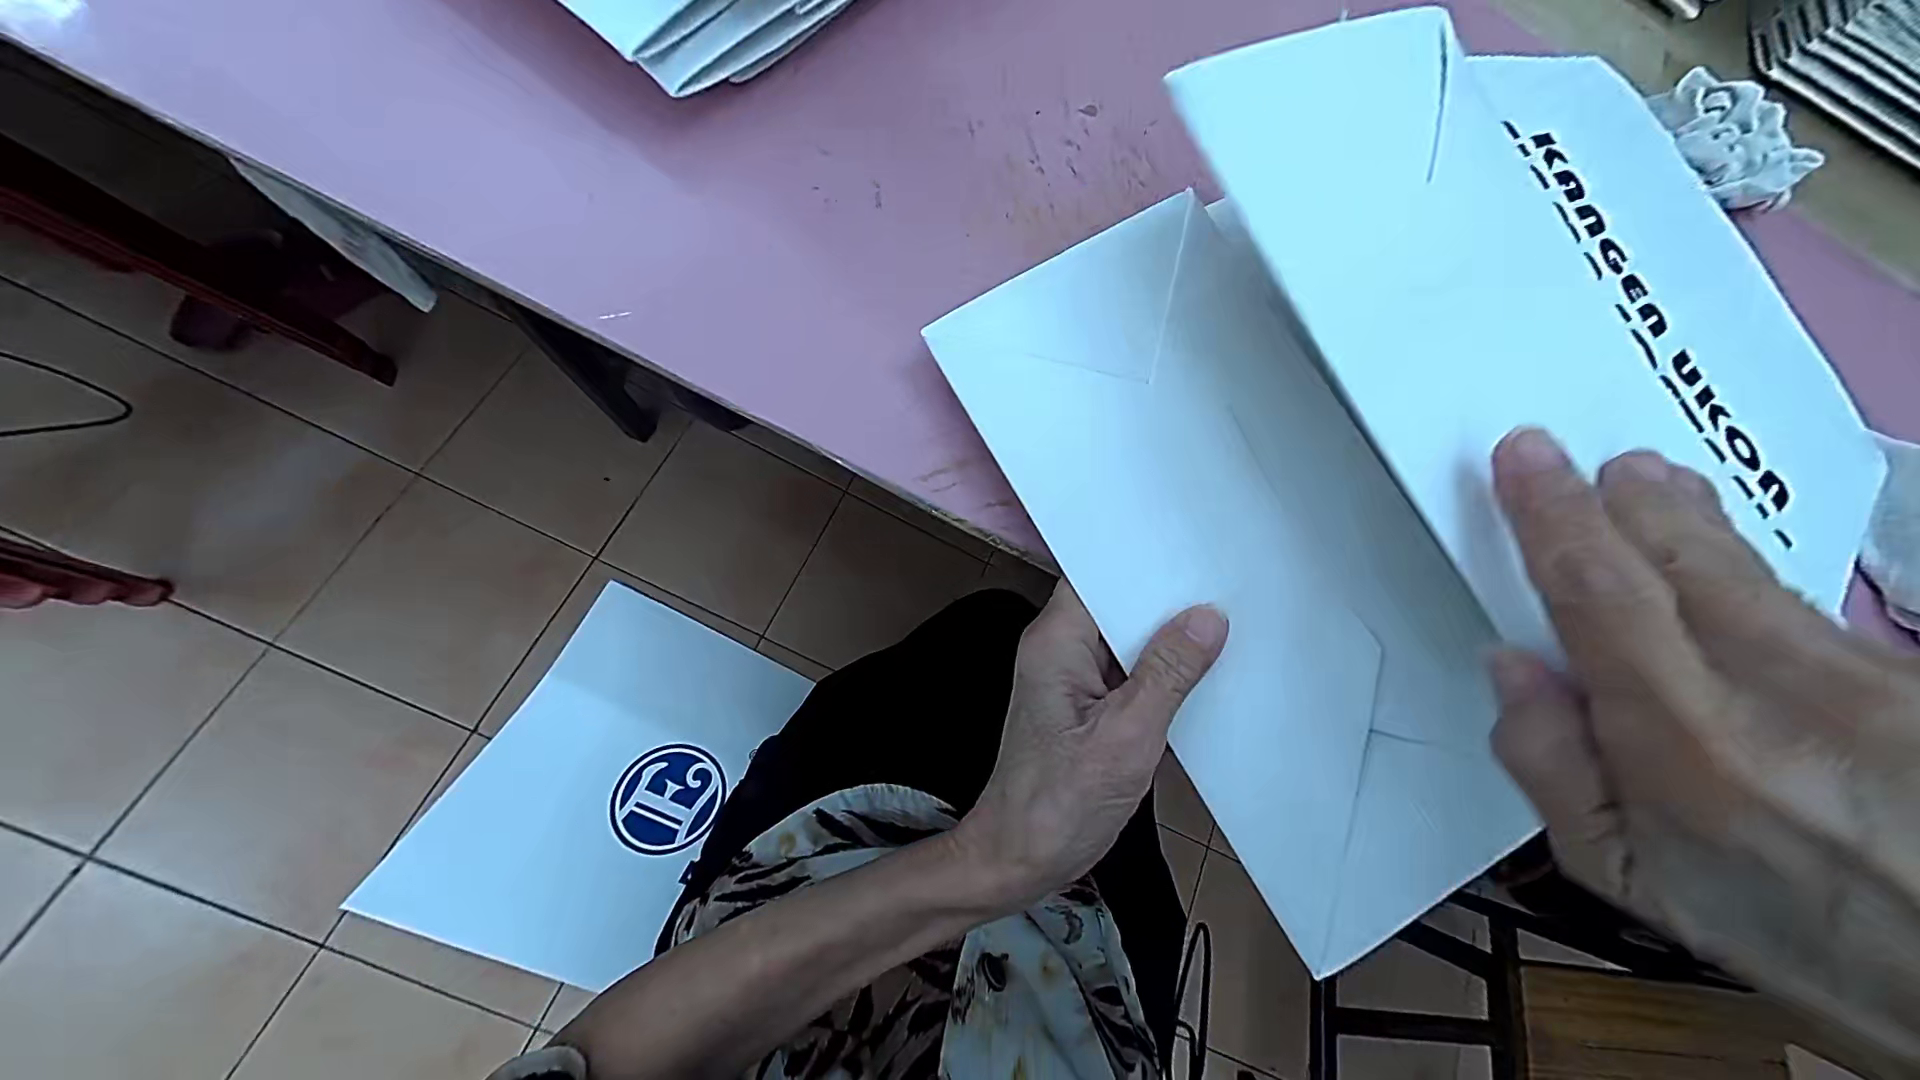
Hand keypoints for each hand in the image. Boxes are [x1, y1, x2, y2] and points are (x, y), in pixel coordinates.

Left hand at [953, 583, 1226, 911]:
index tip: (1196, 552)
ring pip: (1124, 639)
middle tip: (1227, 586)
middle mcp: (1058, 649)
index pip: (1096, 576)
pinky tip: (1201, 673)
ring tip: (1226, 622)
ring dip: (1166, 638)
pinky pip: (1126, 672)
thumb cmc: (1059, 803)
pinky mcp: (1085, 705)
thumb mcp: (1126, 737)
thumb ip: (1167, 674)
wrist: (1019, 857)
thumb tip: (1206, 618)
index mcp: (1055, 642)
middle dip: (1165, 599)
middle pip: (1114, 605)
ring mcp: (1071, 678)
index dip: (1142, 561)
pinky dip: (1159, 672)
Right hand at [1488, 427, 1919, 1062]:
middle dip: (1624, 501)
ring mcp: (1878, 680)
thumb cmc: (1784, 922)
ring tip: (1646, 481)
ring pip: (1752, 576)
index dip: (1552, 515)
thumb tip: (1510, 664)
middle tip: (1588, 461)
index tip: (1523, 457)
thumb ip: (1545, 763)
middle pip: (1684, 562)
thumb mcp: (1622, 871)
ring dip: (1686, 520)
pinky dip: (1748, 574)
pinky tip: (1722, 568)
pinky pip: (1811, 608)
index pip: (1599, 592)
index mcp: (1683, 740)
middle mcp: (1780, 692)